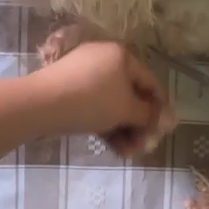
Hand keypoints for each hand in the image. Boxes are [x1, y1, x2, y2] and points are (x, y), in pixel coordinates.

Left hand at [27, 41, 174, 154]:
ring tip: (128, 153)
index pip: (151, 83)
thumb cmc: (91, 101)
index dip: (160, 109)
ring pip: (112, 104)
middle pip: (131, 95)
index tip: (162, 133)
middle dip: (139, 125)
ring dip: (124, 129)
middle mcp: (105, 59)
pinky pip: (95, 106)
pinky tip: (113, 146)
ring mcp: (85, 74)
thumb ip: (149, 115)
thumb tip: (169, 119)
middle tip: (142, 148)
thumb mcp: (126, 109)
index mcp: (122, 56)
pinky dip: (105, 124)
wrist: (40, 104)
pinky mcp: (69, 89)